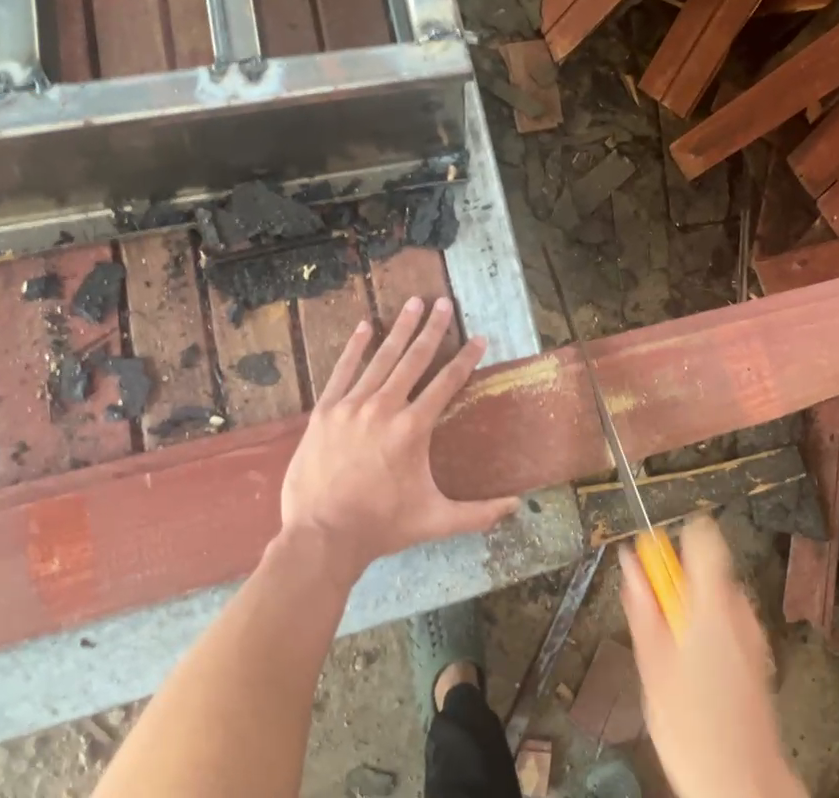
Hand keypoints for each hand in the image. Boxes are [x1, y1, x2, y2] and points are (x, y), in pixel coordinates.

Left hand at [276, 297, 519, 578]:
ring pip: (381, 359)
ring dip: (400, 329)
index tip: (479, 337)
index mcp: (413, 429)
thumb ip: (478, 513)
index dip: (466, 358)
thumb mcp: (436, 520)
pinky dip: (355, 348)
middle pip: (414, 359)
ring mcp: (351, 407)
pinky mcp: (324, 413)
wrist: (321, 536)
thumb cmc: (382, 527)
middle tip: (444, 302)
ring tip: (414, 303)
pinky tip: (366, 326)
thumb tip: (516, 507)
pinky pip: (342, 371)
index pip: (447, 383)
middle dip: (433, 329)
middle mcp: (384, 408)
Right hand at [619, 517, 806, 797]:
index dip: (678, 538)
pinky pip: (731, 626)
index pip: (703, 537)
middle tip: (656, 625)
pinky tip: (697, 675)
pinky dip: (711, 636)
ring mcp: (753, 633)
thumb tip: (630, 563)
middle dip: (680, 587)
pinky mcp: (759, 656)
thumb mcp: (651, 664)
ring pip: (718, 600)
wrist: (741, 780)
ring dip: (695, 613)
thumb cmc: (691, 725)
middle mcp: (739, 609)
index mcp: (712, 602)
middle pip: (709, 571)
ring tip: (673, 658)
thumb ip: (642, 607)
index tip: (657, 559)